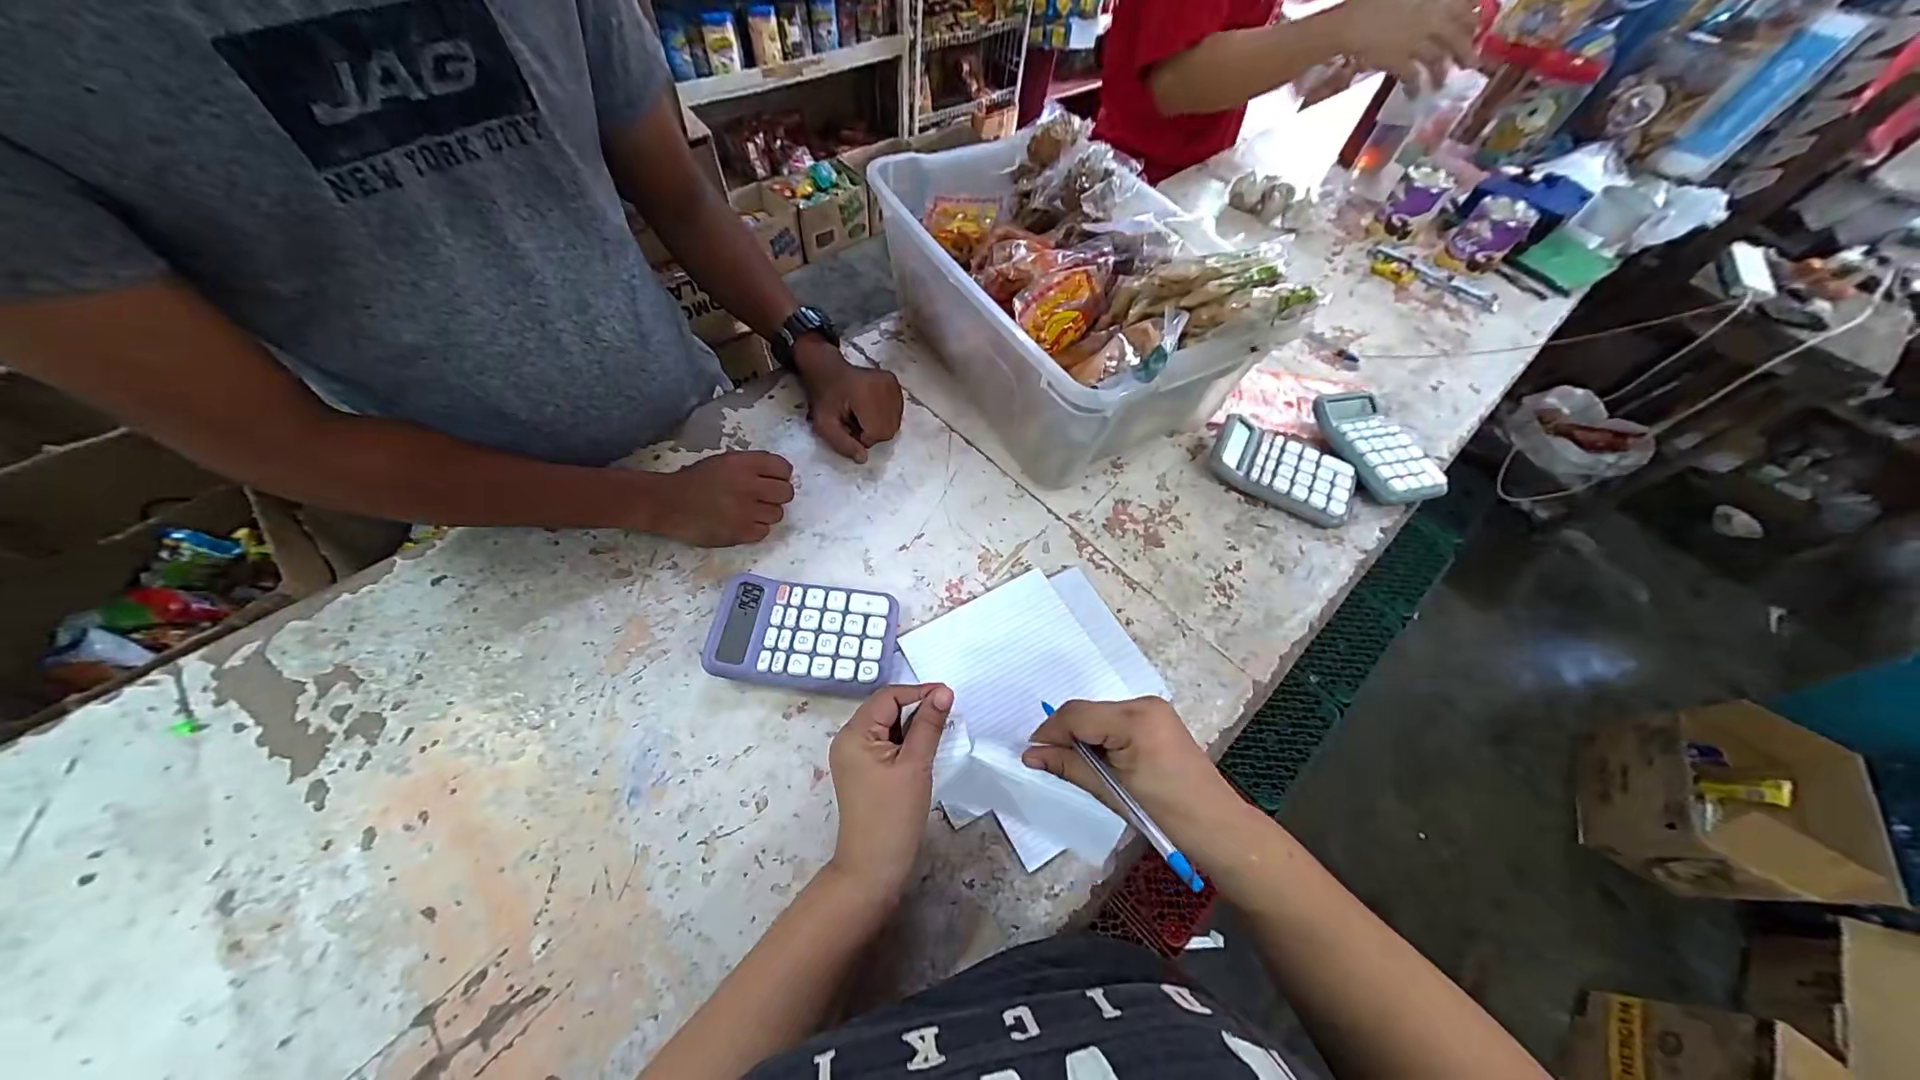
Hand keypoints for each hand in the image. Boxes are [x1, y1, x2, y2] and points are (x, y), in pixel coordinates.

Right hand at [643, 451, 793, 545]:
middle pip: (786, 493)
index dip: (781, 475)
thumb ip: (751, 466)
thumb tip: (777, 475)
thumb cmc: (694, 480)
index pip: (783, 468)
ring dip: (766, 513)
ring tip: (747, 511)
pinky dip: (755, 528)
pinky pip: (764, 531)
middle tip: (763, 498)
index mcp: (744, 464)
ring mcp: (746, 512)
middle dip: (777, 495)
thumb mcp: (723, 462)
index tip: (773, 479)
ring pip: (777, 514)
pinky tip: (741, 523)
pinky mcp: (740, 533)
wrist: (666, 504)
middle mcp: (749, 486)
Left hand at [792, 337, 903, 462]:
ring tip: (861, 413)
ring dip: (878, 425)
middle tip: (854, 421)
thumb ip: (842, 444)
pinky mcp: (895, 383)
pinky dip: (884, 416)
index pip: (878, 433)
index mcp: (867, 393)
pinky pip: (896, 412)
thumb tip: (864, 459)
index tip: (848, 426)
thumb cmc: (823, 397)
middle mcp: (886, 386)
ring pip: (894, 423)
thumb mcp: (824, 424)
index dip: (862, 437)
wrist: (828, 369)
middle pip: (889, 429)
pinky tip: (869, 407)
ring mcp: (893, 383)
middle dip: (872, 432)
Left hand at [827, 683, 953, 899]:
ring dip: (914, 724)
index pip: (888, 697)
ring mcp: (855, 756)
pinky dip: (907, 741)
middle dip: (917, 707)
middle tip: (949, 713)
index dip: (919, 692)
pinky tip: (926, 746)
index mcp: (854, 734)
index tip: (949, 695)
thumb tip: (943, 691)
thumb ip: (929, 724)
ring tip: (941, 730)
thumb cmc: (894, 815)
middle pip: (886, 709)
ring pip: (888, 726)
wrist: (873, 869)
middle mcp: (849, 739)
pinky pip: (887, 743)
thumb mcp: (915, 765)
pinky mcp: (864, 770)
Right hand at [1022, 697, 1250, 852]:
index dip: (1049, 733)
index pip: (1077, 715)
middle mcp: (1144, 704)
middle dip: (1065, 734)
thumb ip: (1069, 766)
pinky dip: (1100, 735)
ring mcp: (1153, 708)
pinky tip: (1098, 759)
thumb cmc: (1166, 814)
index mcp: (1134, 720)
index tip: (1032, 754)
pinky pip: (1115, 719)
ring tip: (1074, 764)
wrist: (1217, 826)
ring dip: (1082, 735)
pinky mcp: (1157, 717)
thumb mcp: (1111, 791)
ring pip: (1099, 714)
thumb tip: (1032, 754)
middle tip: (1049, 761)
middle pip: (1087, 711)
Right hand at [1329, 0, 1477, 91]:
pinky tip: (1415, 95)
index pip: (1469, 6)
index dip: (1474, 17)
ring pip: (1439, 59)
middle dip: (1465, 51)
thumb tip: (1432, 4)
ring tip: (1441, 84)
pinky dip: (1415, 88)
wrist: (1351, 24)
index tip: (1476, 27)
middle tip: (1469, 64)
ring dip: (1441, 74)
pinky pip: (1412, 77)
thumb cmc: (1373, 0)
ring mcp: (1417, 43)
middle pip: (1459, 37)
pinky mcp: (1400, 62)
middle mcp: (1435, 21)